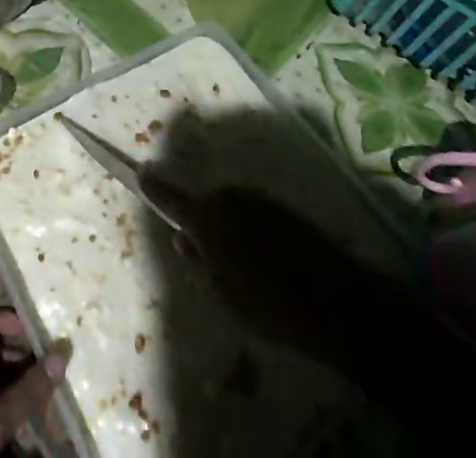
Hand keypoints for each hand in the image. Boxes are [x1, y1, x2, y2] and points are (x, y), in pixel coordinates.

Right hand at [138, 179, 397, 366]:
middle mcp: (233, 199)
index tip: (141, 171)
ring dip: (229, 226)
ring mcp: (262, 201)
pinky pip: (256, 215)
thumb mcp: (220, 292)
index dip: (155, 187)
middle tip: (204, 254)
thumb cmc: (265, 304)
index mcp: (209, 218)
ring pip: (233, 208)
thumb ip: (198, 260)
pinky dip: (251, 230)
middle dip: (202, 220)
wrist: (334, 300)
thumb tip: (185, 238)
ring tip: (239, 264)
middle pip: (207, 202)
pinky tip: (264, 260)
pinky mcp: (286, 209)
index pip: (172, 198)